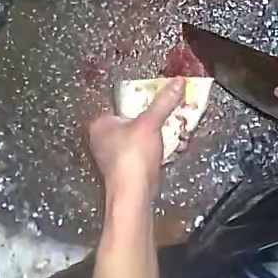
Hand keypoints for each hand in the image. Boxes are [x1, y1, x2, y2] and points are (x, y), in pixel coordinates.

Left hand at [87, 78, 185, 209]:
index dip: (141, 97)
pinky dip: (158, 148)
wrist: (134, 195)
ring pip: (141, 136)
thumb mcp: (150, 123)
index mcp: (101, 124)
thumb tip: (177, 82)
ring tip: (176, 128)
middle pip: (133, 119)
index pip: (121, 102)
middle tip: (171, 110)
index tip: (159, 93)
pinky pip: (145, 151)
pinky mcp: (128, 168)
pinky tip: (172, 147)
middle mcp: (104, 139)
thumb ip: (164, 101)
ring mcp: (115, 155)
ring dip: (159, 133)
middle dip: (154, 117)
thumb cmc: (132, 157)